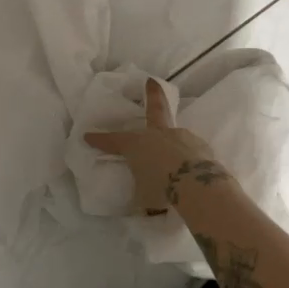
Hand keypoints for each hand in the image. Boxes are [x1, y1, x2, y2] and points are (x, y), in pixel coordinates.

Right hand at [85, 78, 232, 214]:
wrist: (197, 186)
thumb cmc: (161, 189)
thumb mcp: (144, 198)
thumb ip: (142, 196)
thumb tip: (144, 207)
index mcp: (136, 144)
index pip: (113, 141)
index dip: (99, 140)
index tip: (87, 136)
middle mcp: (158, 134)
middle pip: (154, 108)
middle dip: (151, 94)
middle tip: (151, 80)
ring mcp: (181, 136)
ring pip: (174, 136)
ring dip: (173, 144)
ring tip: (175, 162)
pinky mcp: (201, 145)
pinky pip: (191, 151)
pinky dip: (189, 158)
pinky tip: (191, 170)